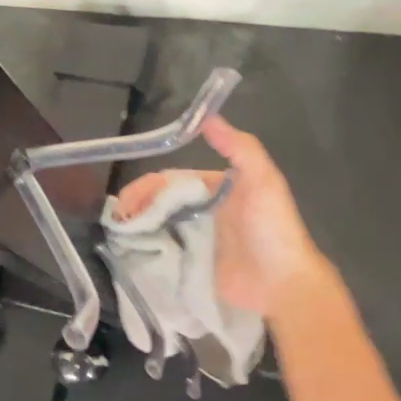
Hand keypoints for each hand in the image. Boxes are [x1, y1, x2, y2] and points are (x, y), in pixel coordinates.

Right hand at [113, 116, 326, 316]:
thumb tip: (206, 118)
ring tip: (118, 236)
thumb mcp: (263, 180)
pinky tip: (131, 254)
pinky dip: (147, 252)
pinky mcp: (195, 268)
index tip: (127, 200)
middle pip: (161, 204)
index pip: (173, 181)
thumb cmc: (272, 228)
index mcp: (218, 189)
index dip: (148, 187)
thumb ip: (239, 147)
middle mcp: (205, 212)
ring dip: (138, 228)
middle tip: (118, 221)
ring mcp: (199, 241)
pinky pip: (166, 255)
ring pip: (160, 228)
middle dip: (137, 207)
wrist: (282, 282)